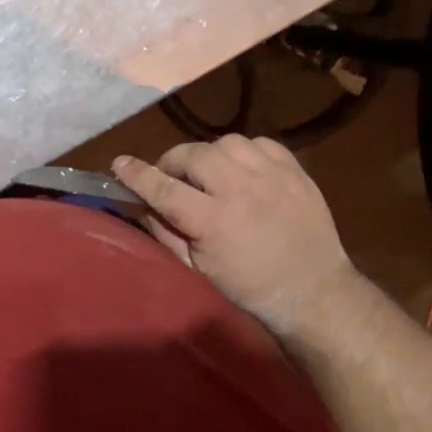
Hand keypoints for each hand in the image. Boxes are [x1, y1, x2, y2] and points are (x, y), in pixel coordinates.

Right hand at [113, 135, 360, 337]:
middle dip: (173, 162)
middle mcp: (240, 190)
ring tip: (209, 173)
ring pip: (226, 143)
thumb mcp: (196, 266)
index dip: (137, 174)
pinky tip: (241, 170)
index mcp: (212, 220)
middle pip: (193, 155)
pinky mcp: (295, 171)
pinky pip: (260, 143)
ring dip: (209, 155)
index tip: (119, 164)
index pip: (163, 188)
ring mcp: (272, 176)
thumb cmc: (247, 285)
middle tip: (171, 177)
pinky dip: (243, 152)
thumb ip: (166, 232)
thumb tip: (146, 204)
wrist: (311, 289)